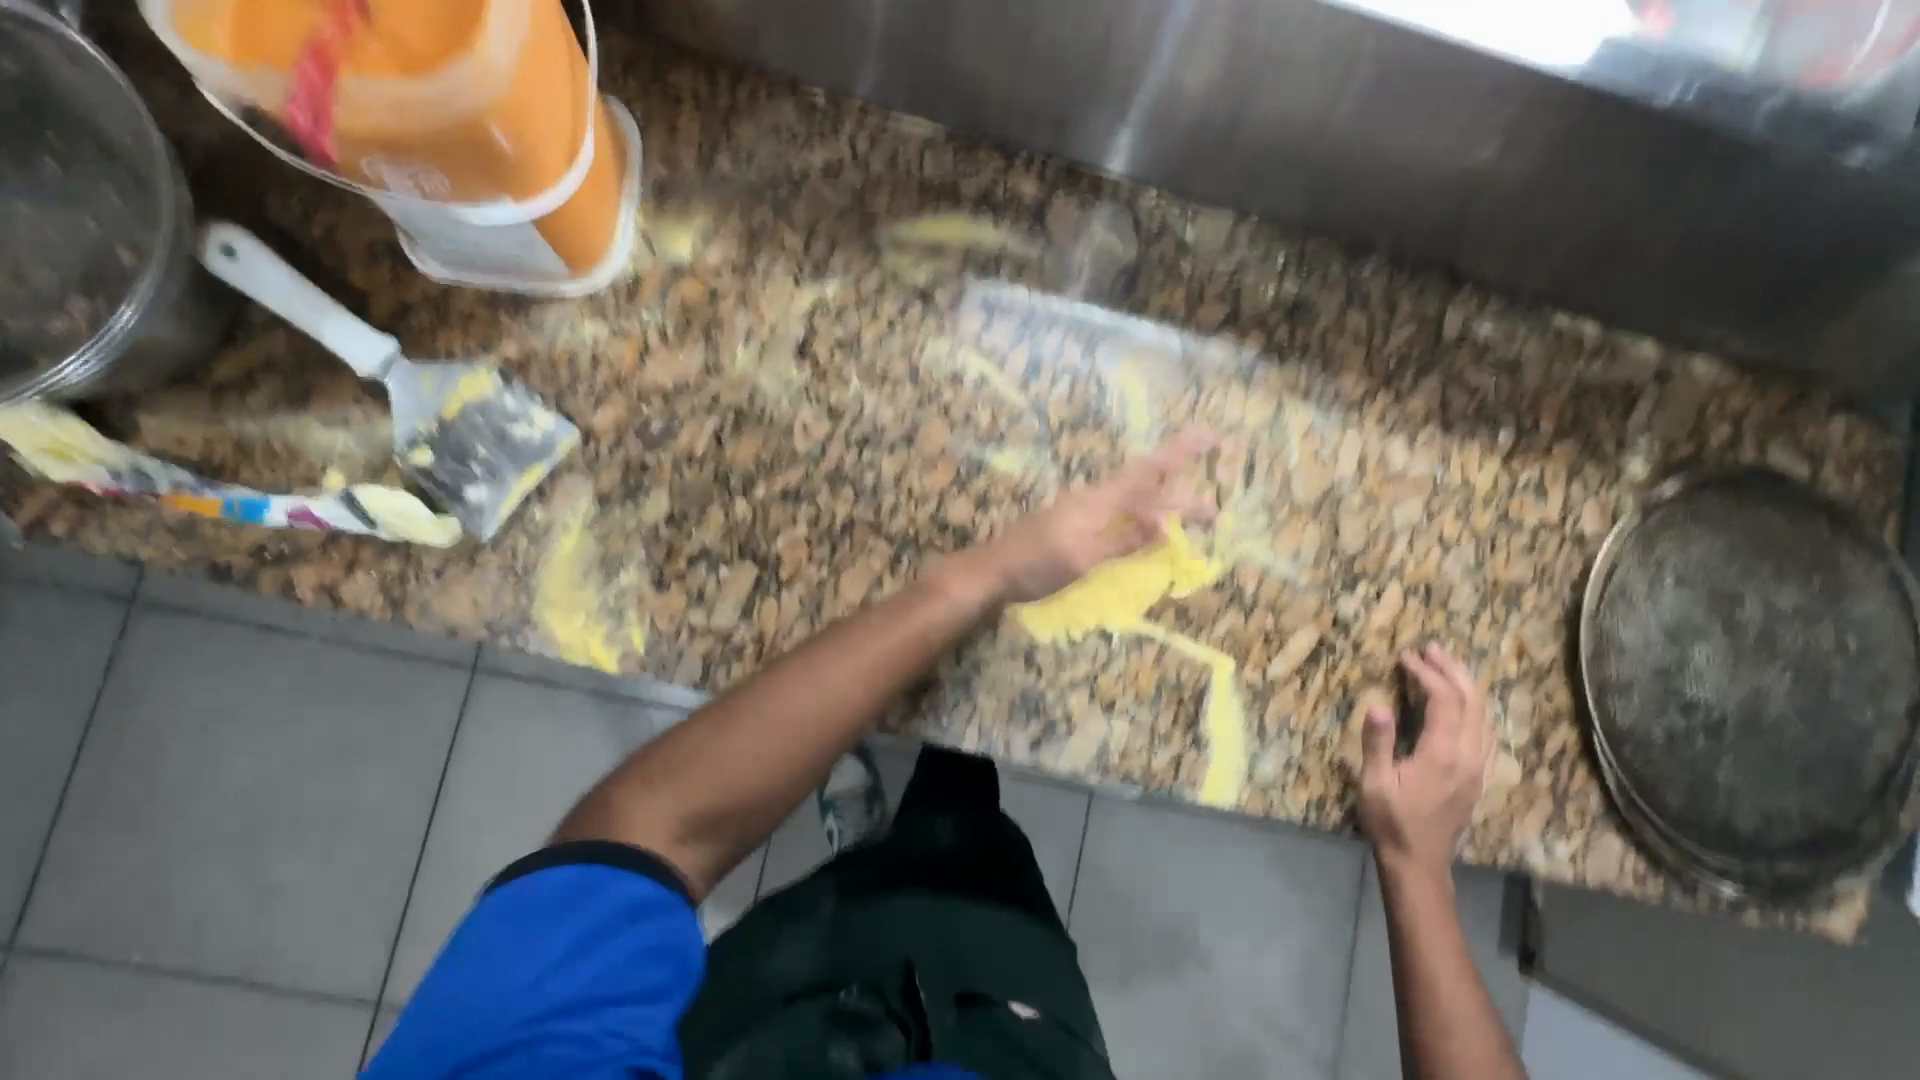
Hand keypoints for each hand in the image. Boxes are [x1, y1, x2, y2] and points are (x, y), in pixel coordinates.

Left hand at [971, 428, 1216, 603]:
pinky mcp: (1074, 527)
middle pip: (1144, 490)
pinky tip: (1143, 530)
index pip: (1147, 472)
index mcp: (1097, 502)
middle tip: (1213, 512)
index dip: (1179, 453)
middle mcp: (1093, 500)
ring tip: (1186, 520)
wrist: (992, 571)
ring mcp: (1082, 513)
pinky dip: (1139, 521)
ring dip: (1160, 509)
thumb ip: (1123, 542)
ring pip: (1131, 503)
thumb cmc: (1035, 565)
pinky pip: (1117, 517)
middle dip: (1180, 497)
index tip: (1210, 435)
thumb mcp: (1082, 558)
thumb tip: (1167, 526)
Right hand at [1358, 644, 1492, 883]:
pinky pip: (1487, 735)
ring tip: (1448, 669)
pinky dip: (1478, 711)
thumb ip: (1377, 743)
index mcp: (1443, 754)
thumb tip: (1378, 706)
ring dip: (1468, 688)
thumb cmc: (1391, 822)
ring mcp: (1478, 768)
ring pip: (1485, 717)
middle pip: (1471, 702)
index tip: (1406, 657)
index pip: (1444, 700)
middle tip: (1432, 650)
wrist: (1419, 863)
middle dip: (1452, 672)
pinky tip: (1467, 708)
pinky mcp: (1478, 779)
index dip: (1426, 674)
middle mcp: (1468, 757)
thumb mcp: (1374, 783)